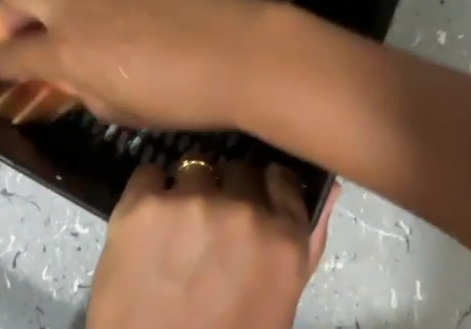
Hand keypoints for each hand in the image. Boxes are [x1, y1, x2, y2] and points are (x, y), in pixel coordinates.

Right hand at [0, 0, 288, 128]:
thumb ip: (86, 91)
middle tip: (20, 25)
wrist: (238, 51)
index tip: (5, 68)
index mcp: (65, 51)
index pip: (10, 54)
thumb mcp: (122, 112)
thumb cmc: (180, 97)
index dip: (1, 64)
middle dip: (8, 9)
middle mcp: (73, 5)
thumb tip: (74, 78)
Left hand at [89, 158, 337, 328]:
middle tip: (211, 222)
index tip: (253, 198)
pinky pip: (150, 173)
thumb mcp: (283, 302)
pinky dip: (149, 192)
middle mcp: (241, 210)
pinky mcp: (143, 202)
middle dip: (226, 189)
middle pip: (235, 170)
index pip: (280, 179)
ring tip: (177, 227)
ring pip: (192, 167)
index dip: (264, 187)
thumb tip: (327, 190)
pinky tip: (149, 225)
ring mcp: (190, 202)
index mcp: (283, 239)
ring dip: (187, 189)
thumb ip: (306, 243)